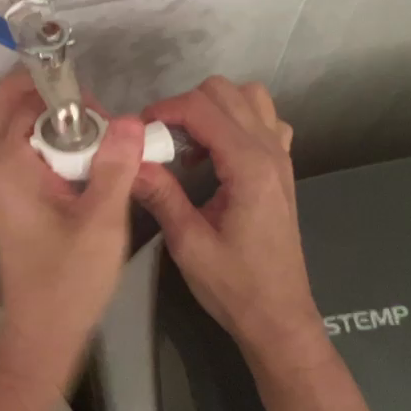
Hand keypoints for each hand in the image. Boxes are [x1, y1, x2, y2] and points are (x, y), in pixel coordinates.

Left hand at [0, 70, 144, 384]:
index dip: (62, 96)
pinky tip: (73, 152)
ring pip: (1, 127)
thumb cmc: (69, 280)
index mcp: (10, 165)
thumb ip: (114, 167)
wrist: (41, 332)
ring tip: (78, 124)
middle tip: (80, 106)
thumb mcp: (102, 222)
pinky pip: (12, 149)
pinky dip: (36, 137)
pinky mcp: (10, 198)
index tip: (99, 113)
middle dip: (36, 93)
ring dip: (34, 114)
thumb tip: (130, 119)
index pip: (24, 102)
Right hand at [134, 78, 326, 362]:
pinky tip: (217, 153)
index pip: (201, 108)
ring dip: (213, 108)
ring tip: (189, 142)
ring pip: (249, 98)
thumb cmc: (234, 286)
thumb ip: (160, 194)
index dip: (164, 110)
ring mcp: (281, 158)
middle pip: (224, 92)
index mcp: (248, 166)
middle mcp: (270, 152)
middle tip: (160, 139)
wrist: (279, 319)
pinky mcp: (282, 169)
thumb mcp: (188, 243)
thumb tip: (129, 160)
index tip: (138, 131)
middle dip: (185, 105)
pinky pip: (265, 121)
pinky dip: (238, 122)